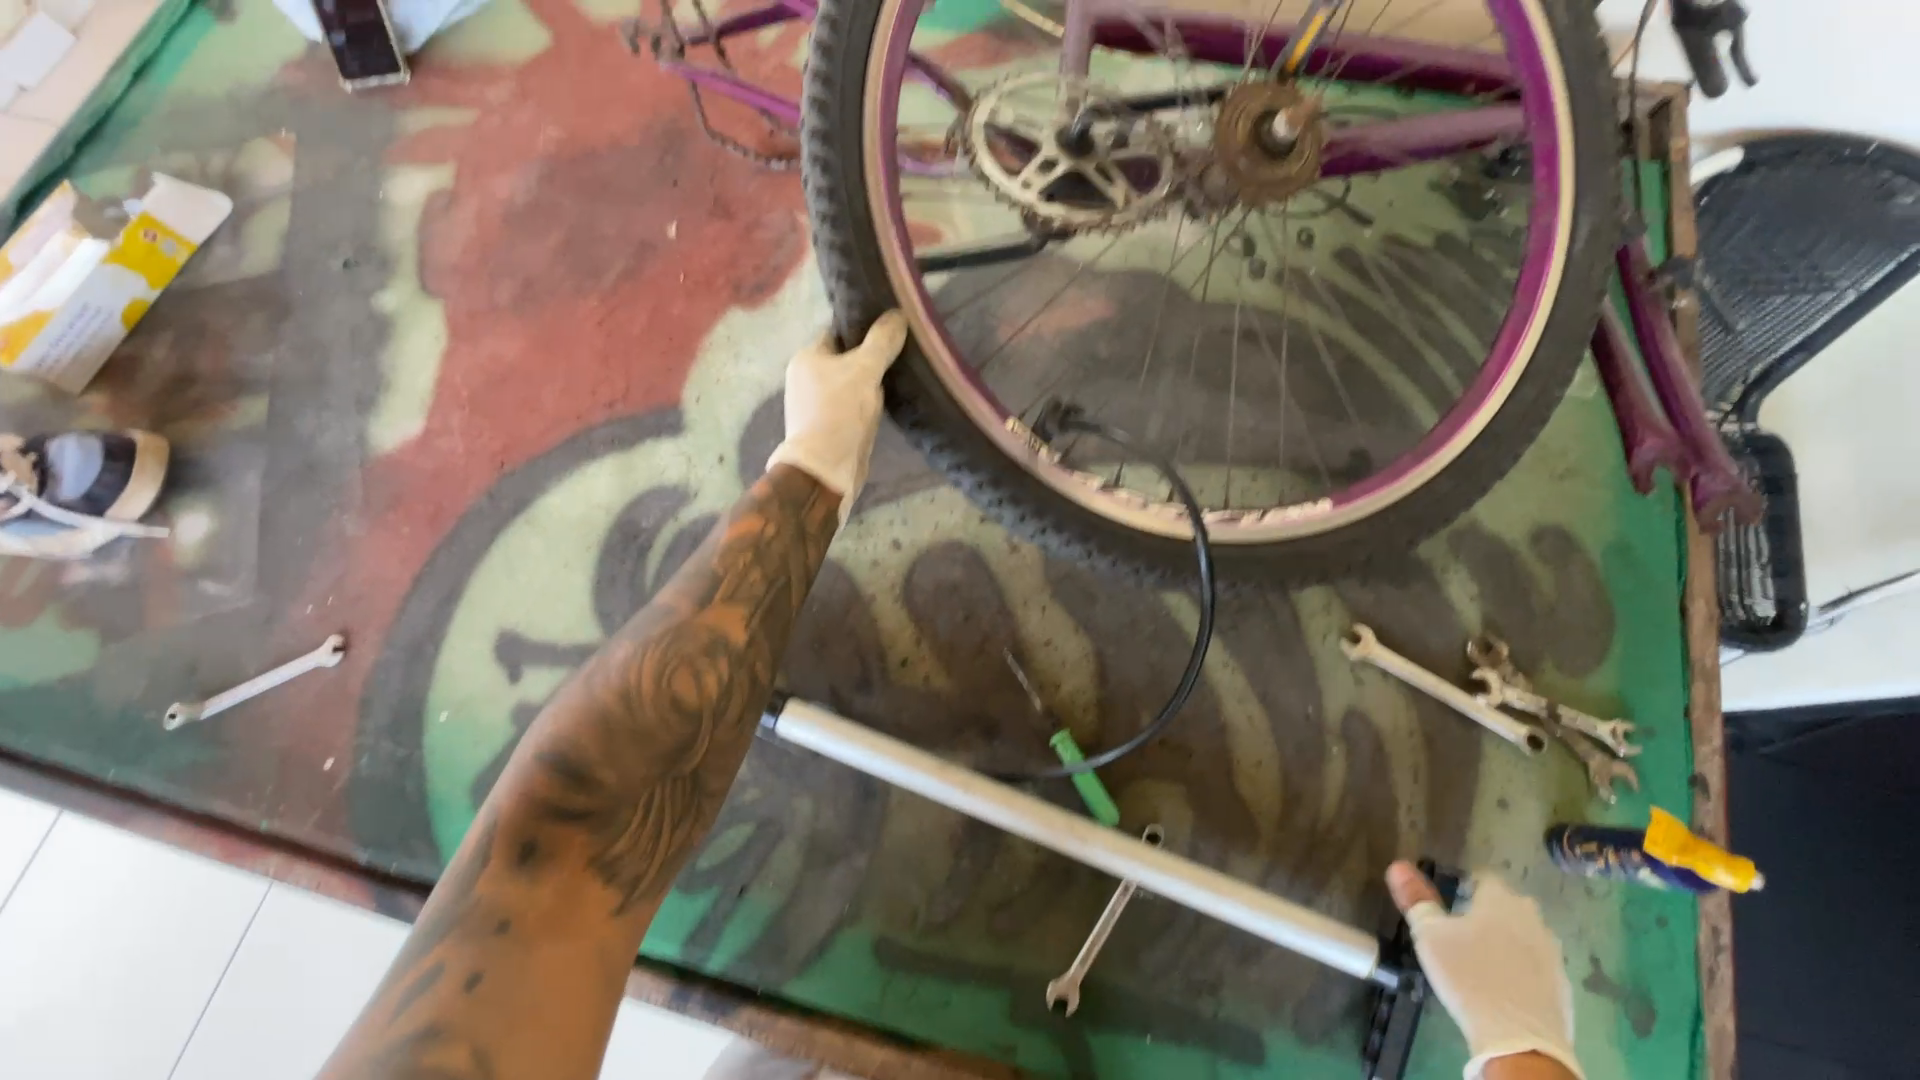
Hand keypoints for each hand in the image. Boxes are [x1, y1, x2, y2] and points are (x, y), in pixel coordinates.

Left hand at [766, 311, 909, 524]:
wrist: (825, 469)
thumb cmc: (840, 412)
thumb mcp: (865, 370)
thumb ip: (881, 341)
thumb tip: (898, 314)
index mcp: (806, 358)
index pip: (838, 331)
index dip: (863, 328)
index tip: (890, 328)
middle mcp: (805, 378)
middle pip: (845, 358)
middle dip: (870, 358)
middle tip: (899, 355)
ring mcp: (814, 405)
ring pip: (849, 384)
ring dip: (870, 384)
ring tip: (898, 380)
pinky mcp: (827, 427)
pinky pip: (851, 407)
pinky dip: (866, 406)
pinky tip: (885, 407)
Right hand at [1385, 861, 1582, 1079]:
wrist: (1519, 1038)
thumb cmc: (1468, 975)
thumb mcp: (1429, 934)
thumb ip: (1416, 898)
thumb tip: (1399, 866)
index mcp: (1501, 900)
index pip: (1483, 878)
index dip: (1463, 886)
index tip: (1447, 905)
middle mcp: (1532, 919)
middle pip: (1506, 905)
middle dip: (1485, 912)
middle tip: (1458, 932)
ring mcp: (1552, 953)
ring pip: (1523, 935)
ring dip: (1504, 940)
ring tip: (1478, 959)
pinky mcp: (1561, 984)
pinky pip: (1535, 965)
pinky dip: (1519, 968)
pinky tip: (1500, 986)